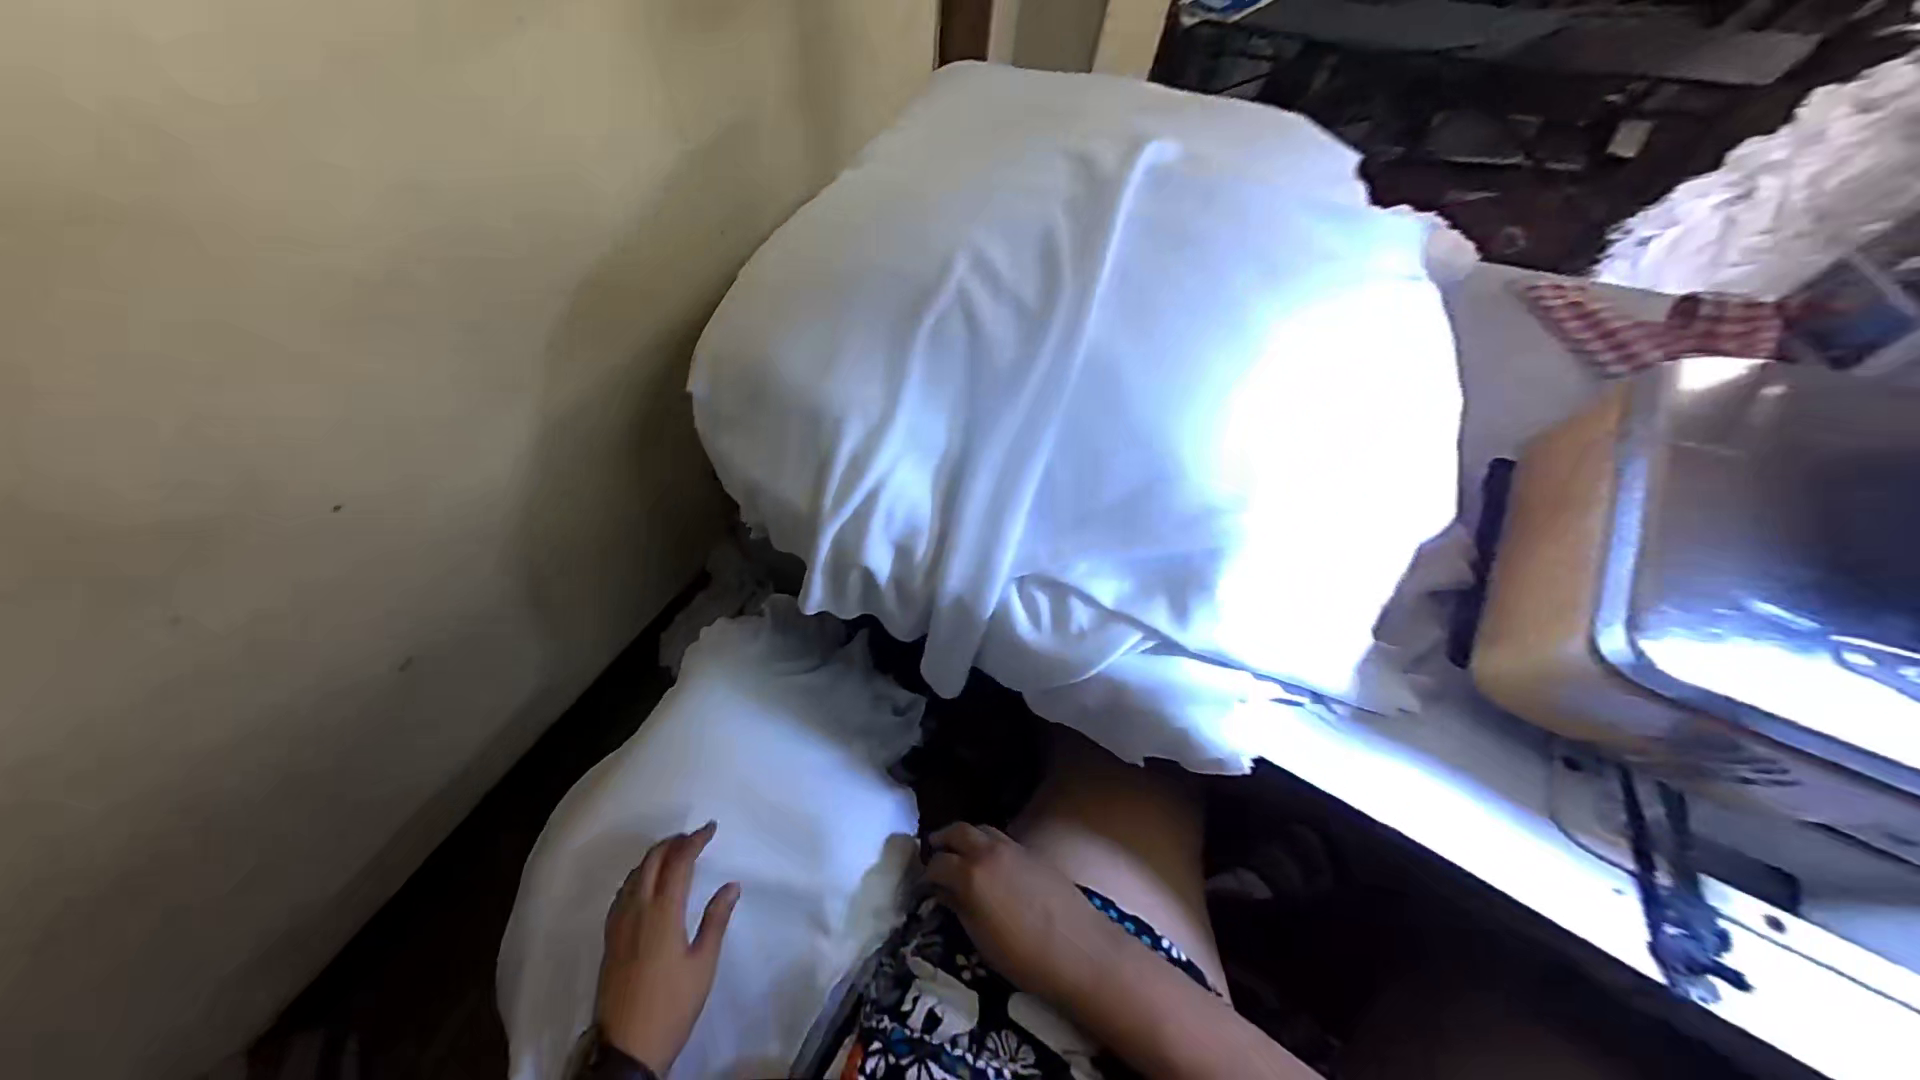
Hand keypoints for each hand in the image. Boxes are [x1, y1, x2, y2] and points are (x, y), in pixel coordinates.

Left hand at [596, 821, 740, 1074]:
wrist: (625, 1049)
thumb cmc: (672, 1005)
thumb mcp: (703, 964)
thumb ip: (716, 920)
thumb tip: (731, 885)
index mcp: (663, 913)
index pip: (678, 862)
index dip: (694, 840)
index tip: (711, 828)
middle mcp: (636, 910)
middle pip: (650, 861)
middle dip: (672, 842)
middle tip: (694, 837)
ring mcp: (619, 924)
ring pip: (633, 874)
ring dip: (654, 856)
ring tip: (674, 854)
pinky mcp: (610, 939)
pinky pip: (622, 892)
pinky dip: (638, 876)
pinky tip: (647, 884)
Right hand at [924, 822, 1120, 1003]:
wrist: (1080, 950)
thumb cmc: (1023, 956)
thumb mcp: (980, 939)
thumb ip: (958, 907)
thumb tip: (943, 891)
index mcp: (969, 873)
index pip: (937, 864)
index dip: (926, 875)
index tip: (922, 886)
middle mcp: (988, 851)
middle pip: (957, 831)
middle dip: (942, 840)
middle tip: (933, 852)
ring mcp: (1013, 847)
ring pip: (981, 829)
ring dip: (966, 837)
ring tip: (960, 853)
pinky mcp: (1033, 852)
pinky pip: (1001, 838)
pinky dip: (987, 843)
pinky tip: (990, 863)